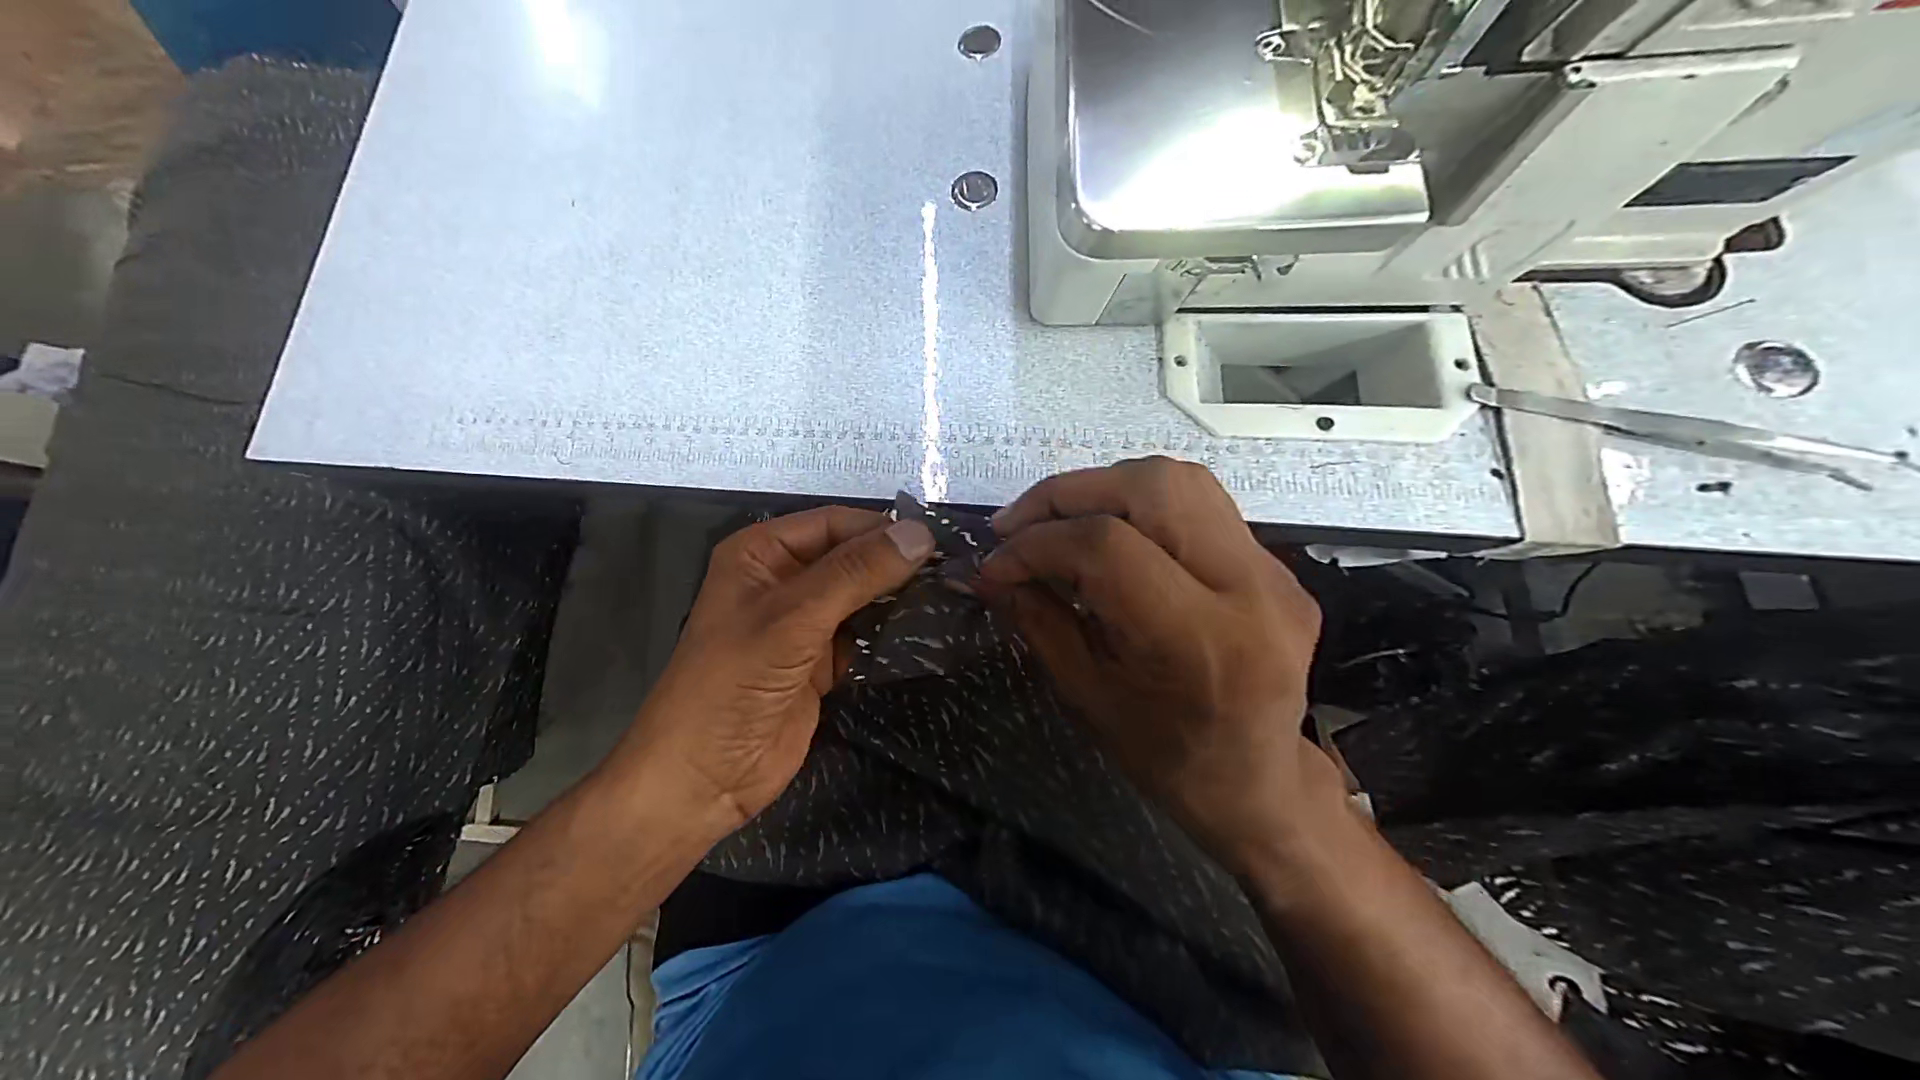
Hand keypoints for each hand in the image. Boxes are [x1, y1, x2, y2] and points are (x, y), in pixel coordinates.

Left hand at [613, 506, 934, 838]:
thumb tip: (921, 535)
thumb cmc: (732, 684)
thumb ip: (856, 574)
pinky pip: (863, 636)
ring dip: (898, 599)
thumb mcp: (793, 618)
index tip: (939, 541)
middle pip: (851, 559)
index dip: (883, 530)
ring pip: (861, 598)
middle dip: (896, 565)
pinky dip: (891, 635)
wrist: (702, 779)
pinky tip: (927, 633)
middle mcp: (784, 581)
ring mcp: (803, 624)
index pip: (834, 525)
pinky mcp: (821, 663)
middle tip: (953, 571)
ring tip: (950, 597)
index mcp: (762, 554)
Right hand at [976, 457, 1343, 873]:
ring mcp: (1273, 572)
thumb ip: (1037, 620)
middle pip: (1151, 488)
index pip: (1108, 548)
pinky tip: (1109, 535)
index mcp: (1200, 641)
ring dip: (1105, 488)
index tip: (997, 565)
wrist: (1259, 786)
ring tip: (1059, 522)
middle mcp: (1250, 591)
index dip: (1038, 545)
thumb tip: (987, 571)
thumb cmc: (1165, 758)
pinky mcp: (1277, 566)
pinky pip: (1200, 506)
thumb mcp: (1087, 695)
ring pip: (1180, 480)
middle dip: (1068, 493)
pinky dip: (1139, 506)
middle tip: (1018, 524)